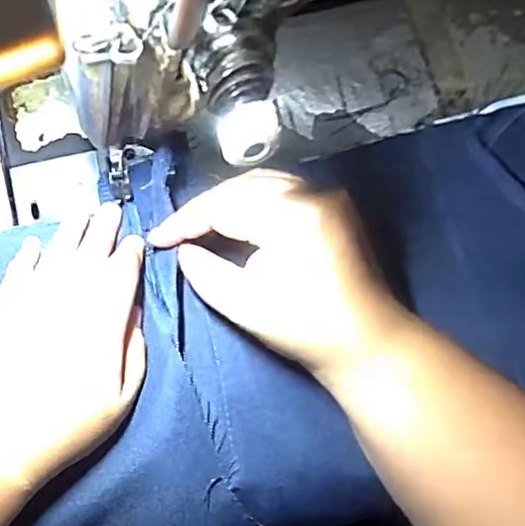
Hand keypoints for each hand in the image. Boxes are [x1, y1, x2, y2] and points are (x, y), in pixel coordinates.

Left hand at [0, 203, 146, 491]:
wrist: (4, 433)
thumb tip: (134, 315)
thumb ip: (134, 350)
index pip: (122, 271)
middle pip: (90, 250)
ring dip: (71, 230)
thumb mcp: (122, 396)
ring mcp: (33, 297)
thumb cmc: (70, 423)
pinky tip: (35, 245)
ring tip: (81, 214)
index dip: (131, 253)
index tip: (136, 243)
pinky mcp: (3, 306)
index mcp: (104, 316)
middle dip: (104, 227)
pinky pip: (19, 270)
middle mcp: (70, 296)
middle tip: (111, 210)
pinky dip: (28, 254)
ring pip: (56, 252)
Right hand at [147, 169, 412, 381]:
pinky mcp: (334, 206)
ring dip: (226, 202)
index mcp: (290, 215)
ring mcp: (327, 196)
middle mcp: (311, 193)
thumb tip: (183, 251)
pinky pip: (282, 191)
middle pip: (241, 186)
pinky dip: (252, 203)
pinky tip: (235, 222)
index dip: (185, 221)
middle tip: (175, 233)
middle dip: (204, 208)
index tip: (158, 238)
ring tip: (198, 226)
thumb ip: (205, 273)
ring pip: (261, 184)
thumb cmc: (305, 330)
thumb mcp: (244, 306)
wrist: (367, 342)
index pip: (223, 205)